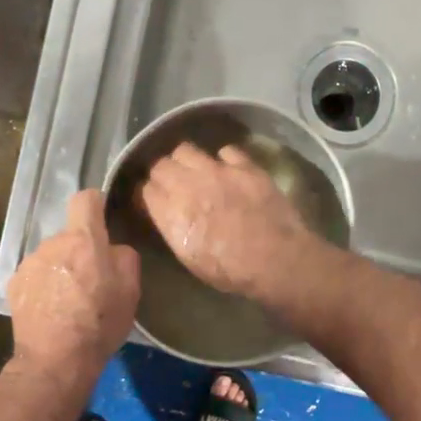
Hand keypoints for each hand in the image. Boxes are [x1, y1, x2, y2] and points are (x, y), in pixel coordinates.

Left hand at [7, 190, 139, 374]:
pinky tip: (51, 311)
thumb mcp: (131, 291)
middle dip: (80, 251)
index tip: (102, 219)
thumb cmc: (100, 324)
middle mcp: (53, 243)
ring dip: (61, 269)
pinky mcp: (14, 284)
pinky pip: (35, 276)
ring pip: (51, 256)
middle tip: (91, 281)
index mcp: (84, 240)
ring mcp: (30, 263)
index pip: (85, 199)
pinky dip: (44, 286)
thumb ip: (125, 258)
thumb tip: (113, 248)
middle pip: (69, 236)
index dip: (95, 205)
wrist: (56, 360)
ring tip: (70, 301)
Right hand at [139, 142, 319, 295]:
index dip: (147, 196)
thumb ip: (173, 230)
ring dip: (185, 160)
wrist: (275, 258)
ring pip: (185, 150)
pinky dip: (223, 159)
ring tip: (194, 172)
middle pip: (160, 165)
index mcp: (171, 212)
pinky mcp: (244, 165)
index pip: (144, 190)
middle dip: (162, 175)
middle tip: (172, 186)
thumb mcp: (190, 259)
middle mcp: (188, 185)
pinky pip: (224, 151)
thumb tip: (167, 216)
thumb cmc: (231, 270)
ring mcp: (217, 170)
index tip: (152, 202)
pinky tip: (228, 170)